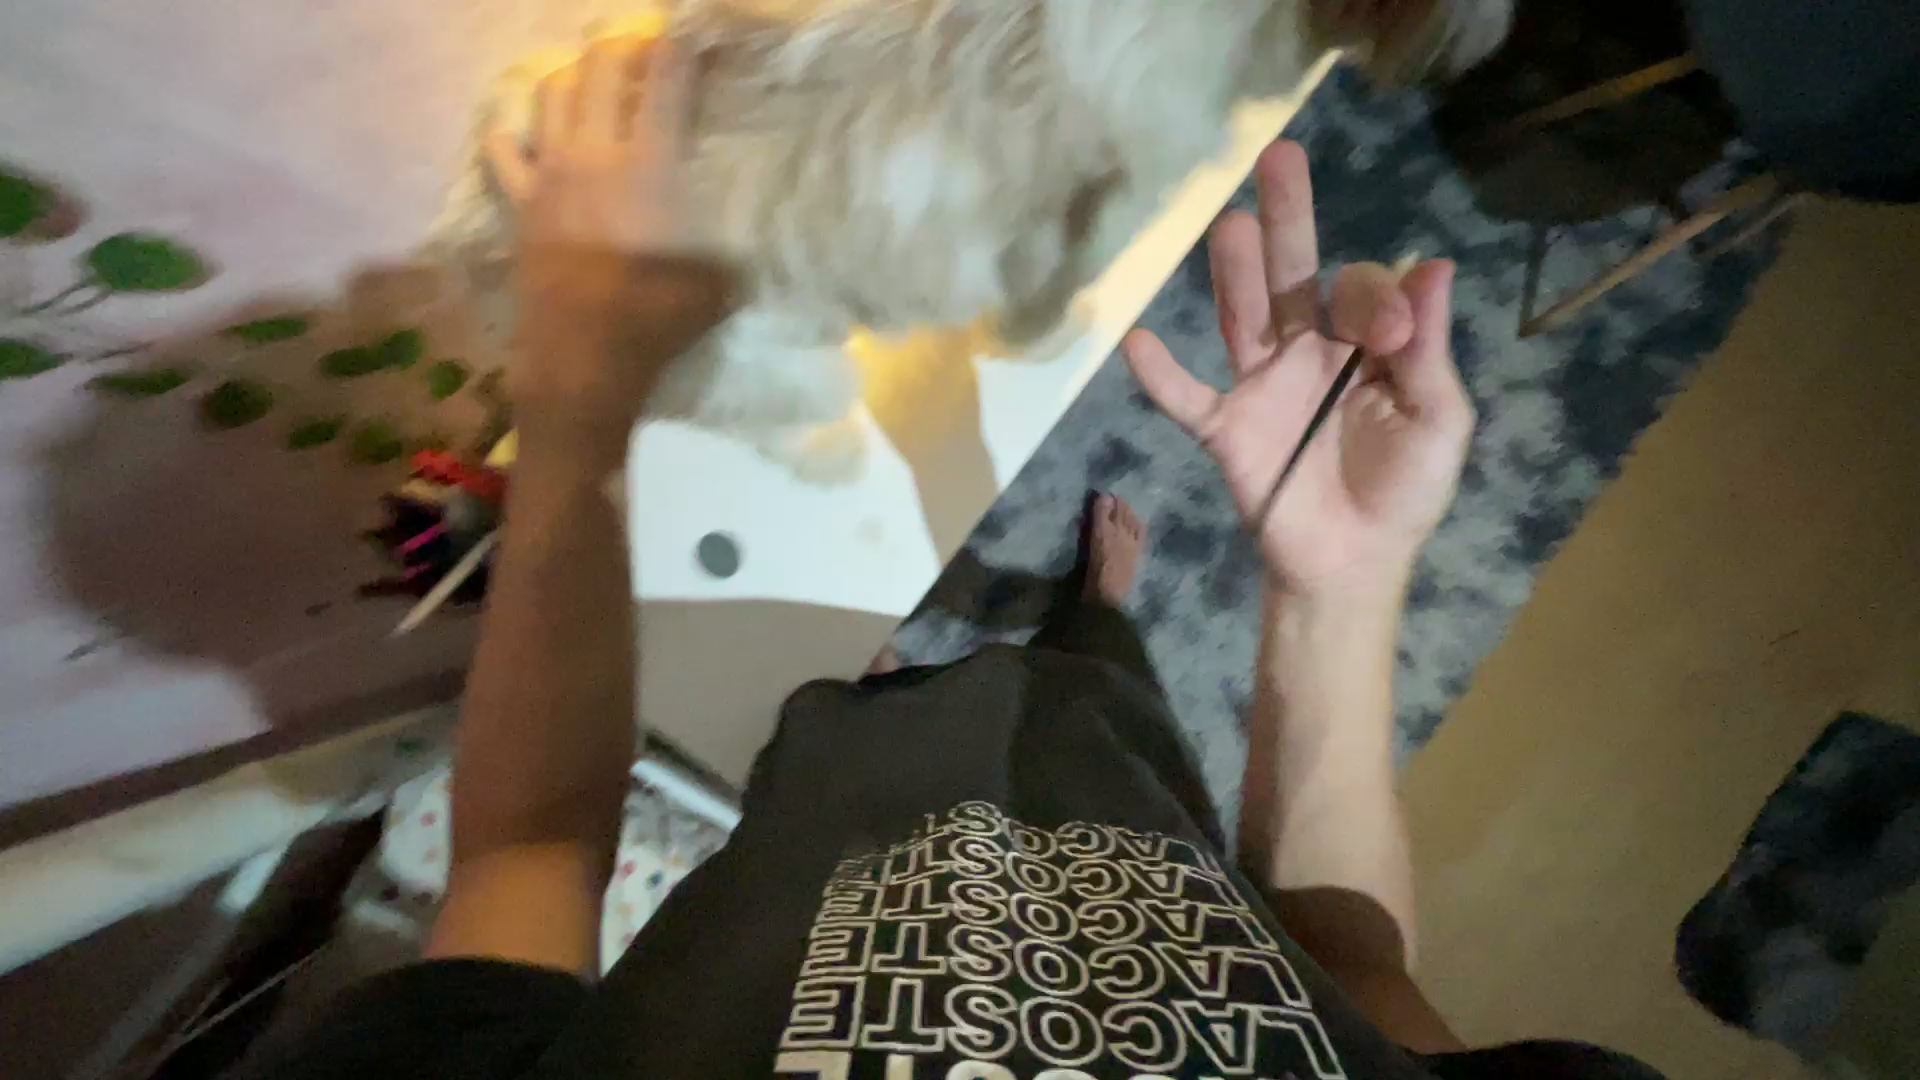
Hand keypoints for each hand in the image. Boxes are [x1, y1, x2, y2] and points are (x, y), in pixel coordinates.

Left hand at [486, 34, 734, 473]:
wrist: (582, 359)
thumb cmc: (655, 323)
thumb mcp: (715, 291)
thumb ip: (727, 260)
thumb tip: (740, 255)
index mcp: (647, 170)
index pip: (663, 88)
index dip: (678, 51)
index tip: (688, 32)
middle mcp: (592, 155)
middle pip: (599, 70)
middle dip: (622, 46)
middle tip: (641, 44)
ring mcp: (548, 175)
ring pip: (550, 93)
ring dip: (573, 75)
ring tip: (591, 78)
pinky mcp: (521, 203)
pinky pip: (503, 148)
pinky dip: (514, 131)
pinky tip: (527, 135)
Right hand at [1122, 140, 1473, 599]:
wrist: (1349, 562)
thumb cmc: (1401, 494)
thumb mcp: (1436, 422)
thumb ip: (1426, 352)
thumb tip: (1433, 264)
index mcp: (1362, 350)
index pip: (1361, 291)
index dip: (1374, 298)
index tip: (1381, 341)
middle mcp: (1307, 355)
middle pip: (1293, 278)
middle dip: (1288, 222)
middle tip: (1278, 157)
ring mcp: (1259, 389)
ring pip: (1241, 319)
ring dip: (1233, 276)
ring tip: (1226, 224)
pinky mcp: (1225, 430)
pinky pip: (1186, 399)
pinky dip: (1160, 375)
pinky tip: (1136, 340)